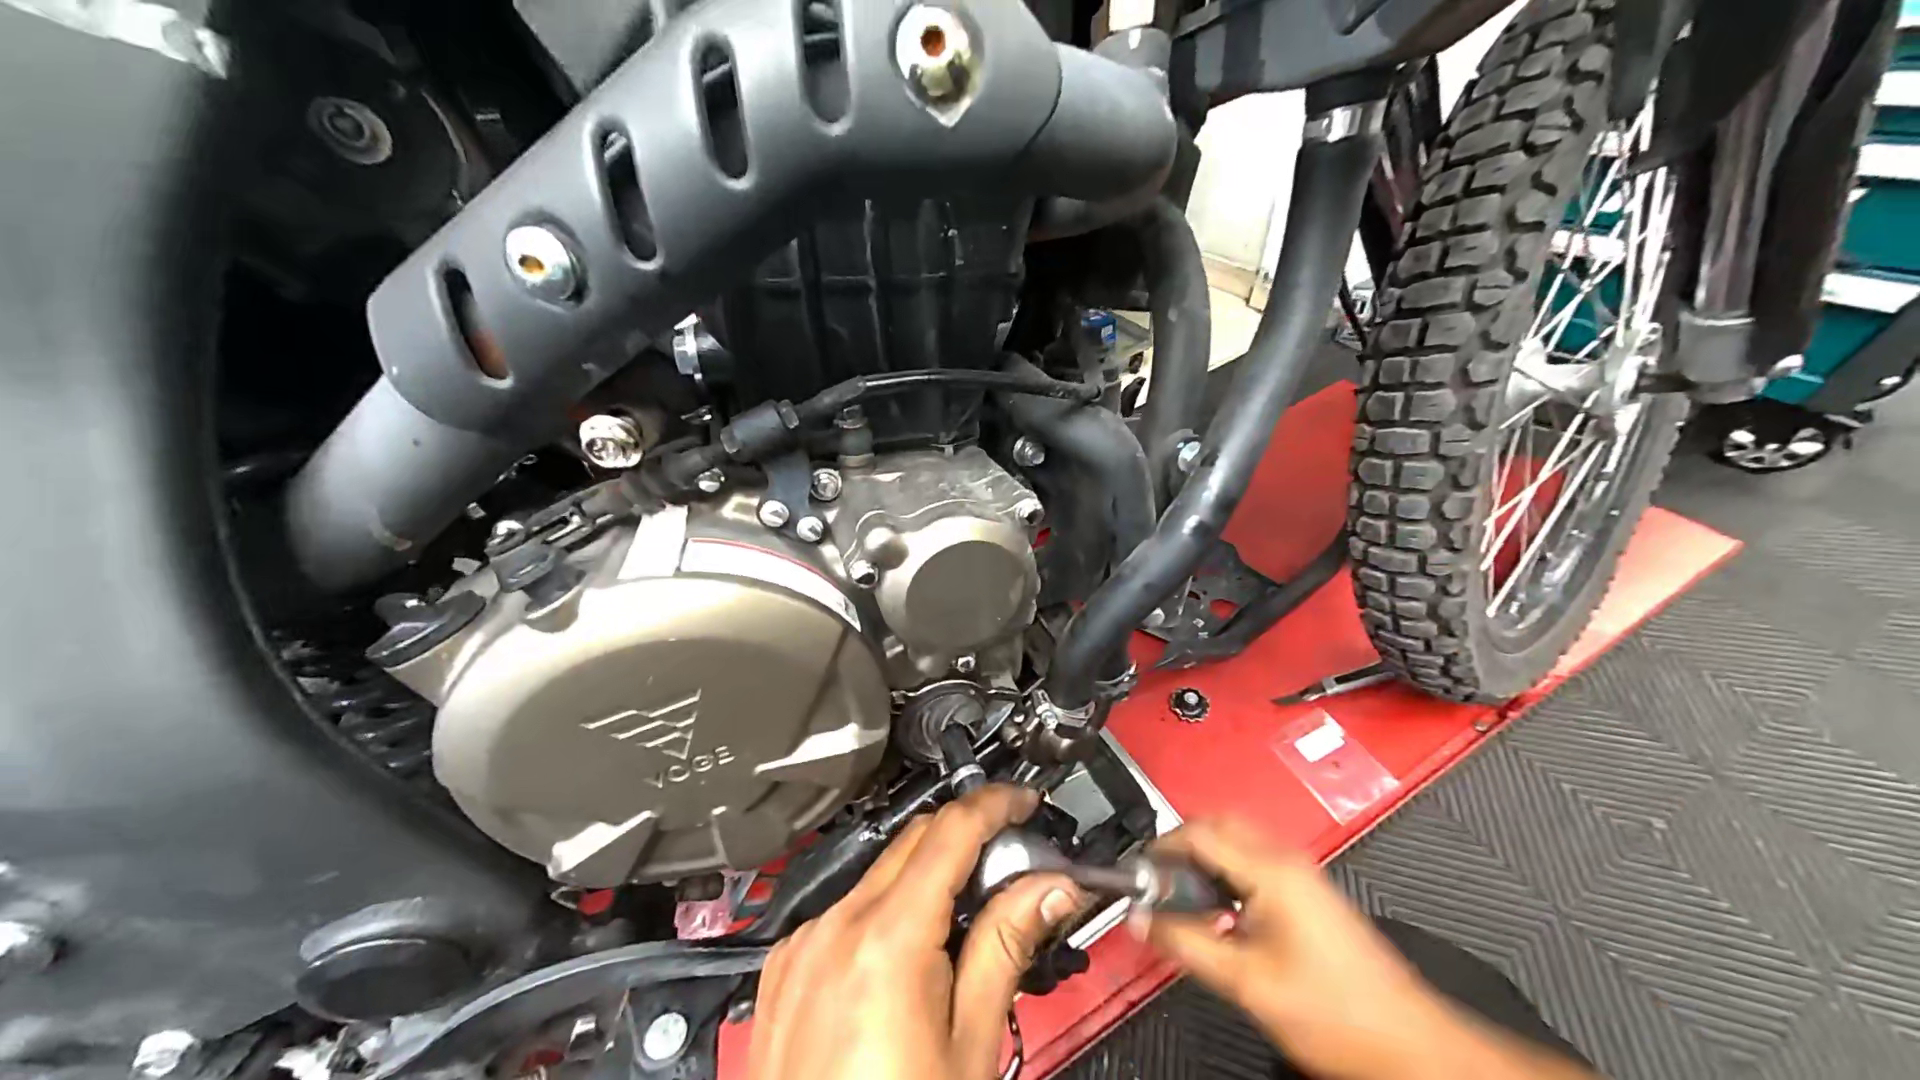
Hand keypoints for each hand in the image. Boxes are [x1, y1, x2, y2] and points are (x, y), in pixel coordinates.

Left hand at [748, 786, 1085, 1079]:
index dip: (994, 804)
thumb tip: (1048, 888)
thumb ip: (1006, 947)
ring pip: (879, 872)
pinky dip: (884, 906)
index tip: (1021, 802)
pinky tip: (909, 949)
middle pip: (914, 840)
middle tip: (1010, 862)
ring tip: (962, 920)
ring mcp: (804, 944)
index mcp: (886, 940)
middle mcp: (834, 927)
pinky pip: (845, 907)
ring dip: (925, 874)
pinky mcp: (787, 966)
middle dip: (966, 836)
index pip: (950, 831)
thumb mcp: (969, 1045)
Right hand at [1141, 819, 1596, 1079]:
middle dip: (1181, 845)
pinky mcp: (1307, 893)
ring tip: (1184, 898)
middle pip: (1217, 824)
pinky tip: (1219, 911)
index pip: (1198, 831)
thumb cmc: (1339, 1013)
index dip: (1160, 847)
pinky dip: (1225, 873)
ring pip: (1235, 841)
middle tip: (1158, 878)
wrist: (1409, 1045)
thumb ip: (1185, 943)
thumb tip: (1142, 920)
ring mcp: (1300, 874)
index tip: (1139, 870)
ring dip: (1203, 859)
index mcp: (1271, 870)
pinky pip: (1252, 862)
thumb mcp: (1245, 982)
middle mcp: (1287, 861)